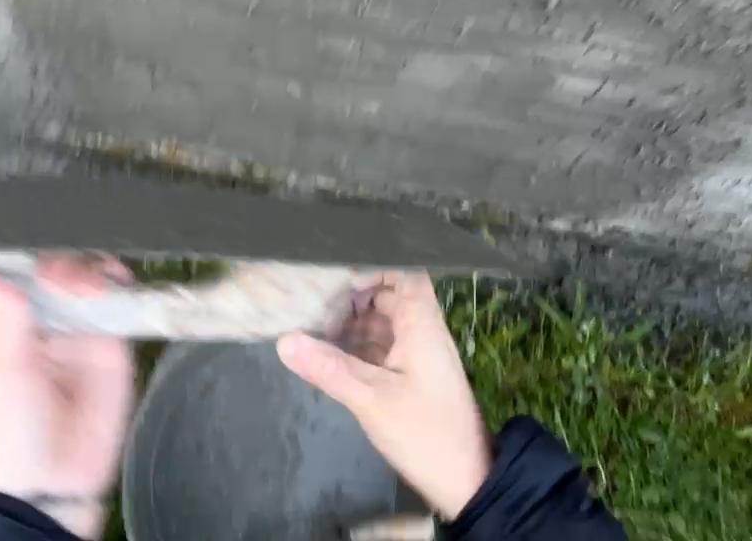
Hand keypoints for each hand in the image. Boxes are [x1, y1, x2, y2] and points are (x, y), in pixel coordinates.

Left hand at [0, 257, 135, 538]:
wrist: (50, 487)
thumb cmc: (4, 434)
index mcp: (4, 328)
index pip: (15, 276)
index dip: (24, 257)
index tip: (30, 246)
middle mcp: (43, 325)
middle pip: (57, 272)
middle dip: (61, 261)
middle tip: (60, 272)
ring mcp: (79, 333)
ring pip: (89, 281)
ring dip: (89, 269)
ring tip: (85, 283)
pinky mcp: (112, 346)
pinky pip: (119, 306)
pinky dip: (119, 286)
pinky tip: (113, 281)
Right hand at [277, 273, 490, 519]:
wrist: (467, 483)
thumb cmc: (424, 432)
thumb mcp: (371, 399)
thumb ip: (329, 368)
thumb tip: (285, 341)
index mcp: (422, 325)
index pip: (404, 274)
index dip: (374, 267)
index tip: (339, 276)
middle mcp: (423, 333)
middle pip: (389, 297)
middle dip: (354, 297)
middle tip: (317, 303)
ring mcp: (420, 357)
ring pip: (385, 324)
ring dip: (355, 324)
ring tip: (316, 329)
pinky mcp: (414, 379)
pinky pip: (384, 349)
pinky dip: (360, 347)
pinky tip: (332, 357)